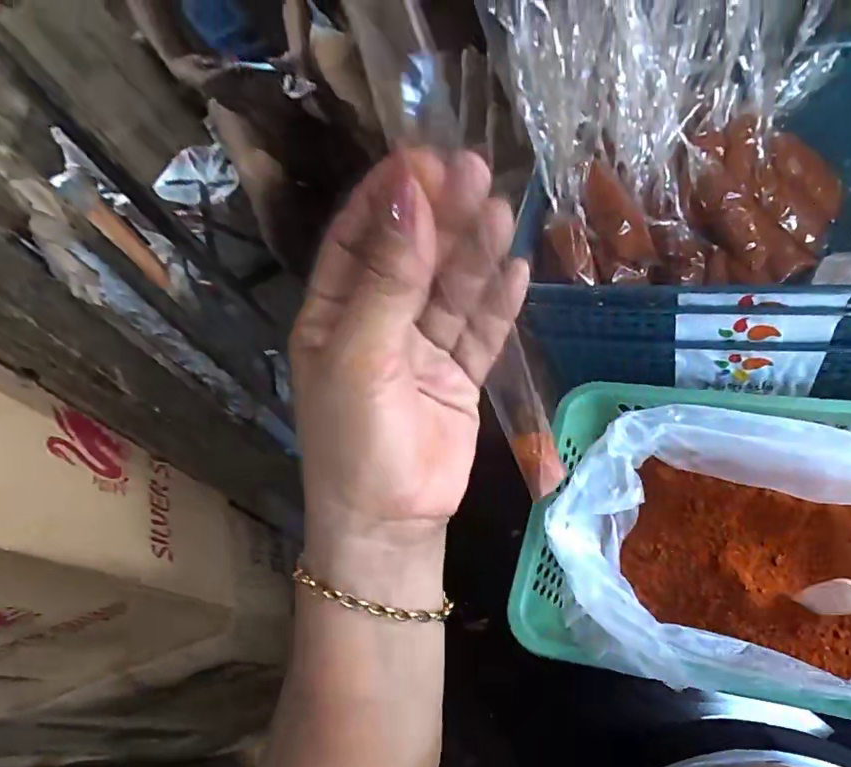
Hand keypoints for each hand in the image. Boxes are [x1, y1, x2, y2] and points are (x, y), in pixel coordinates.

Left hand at [288, 149, 528, 575]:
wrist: (389, 524)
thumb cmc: (356, 444)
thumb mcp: (360, 358)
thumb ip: (388, 282)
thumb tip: (411, 199)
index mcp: (333, 313)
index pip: (360, 239)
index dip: (391, 198)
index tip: (424, 159)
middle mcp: (378, 324)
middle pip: (414, 257)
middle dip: (442, 216)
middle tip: (476, 171)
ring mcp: (422, 352)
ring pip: (452, 291)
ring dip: (475, 253)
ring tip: (501, 210)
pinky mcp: (459, 379)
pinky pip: (479, 333)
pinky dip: (497, 304)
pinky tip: (516, 269)